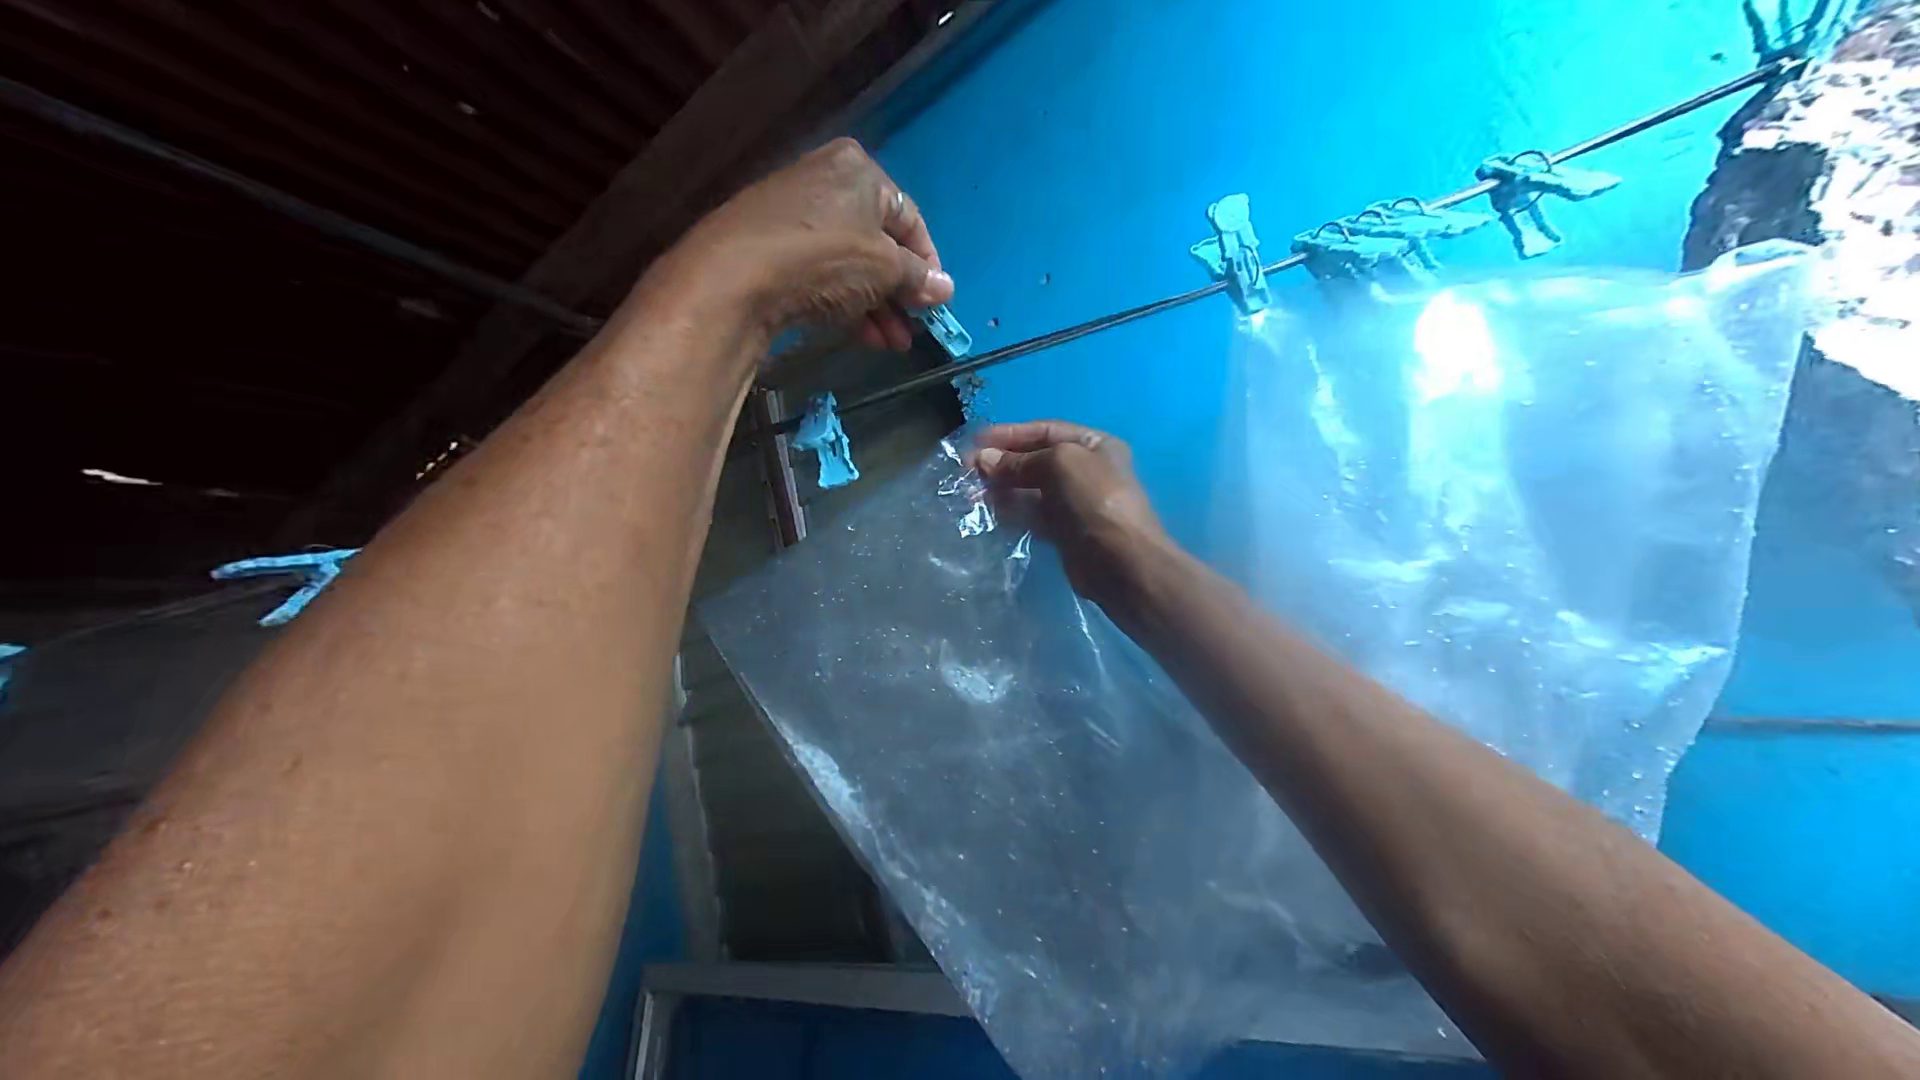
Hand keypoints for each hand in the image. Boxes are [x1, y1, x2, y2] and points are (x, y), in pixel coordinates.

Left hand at [667, 138, 954, 351]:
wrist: (735, 276)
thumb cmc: (825, 258)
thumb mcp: (884, 268)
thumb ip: (918, 278)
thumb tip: (946, 288)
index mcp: (860, 171)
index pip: (910, 220)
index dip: (927, 264)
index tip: (935, 301)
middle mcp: (827, 182)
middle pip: (878, 245)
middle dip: (899, 294)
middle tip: (911, 330)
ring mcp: (796, 214)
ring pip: (851, 265)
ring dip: (876, 307)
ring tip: (891, 344)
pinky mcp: (772, 246)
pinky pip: (823, 274)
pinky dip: (845, 302)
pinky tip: (860, 335)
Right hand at [972, 421, 1171, 608]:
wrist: (1121, 563)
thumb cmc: (1095, 500)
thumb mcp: (1060, 463)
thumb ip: (1020, 460)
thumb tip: (984, 460)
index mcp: (1093, 444)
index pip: (1044, 430)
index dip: (1008, 434)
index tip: (974, 442)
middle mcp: (1084, 469)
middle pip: (1034, 459)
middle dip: (1000, 462)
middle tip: (965, 471)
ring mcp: (1073, 502)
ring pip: (1029, 489)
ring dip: (1000, 488)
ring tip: (969, 492)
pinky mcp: (1063, 531)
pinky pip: (1031, 514)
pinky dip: (1010, 511)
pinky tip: (987, 511)